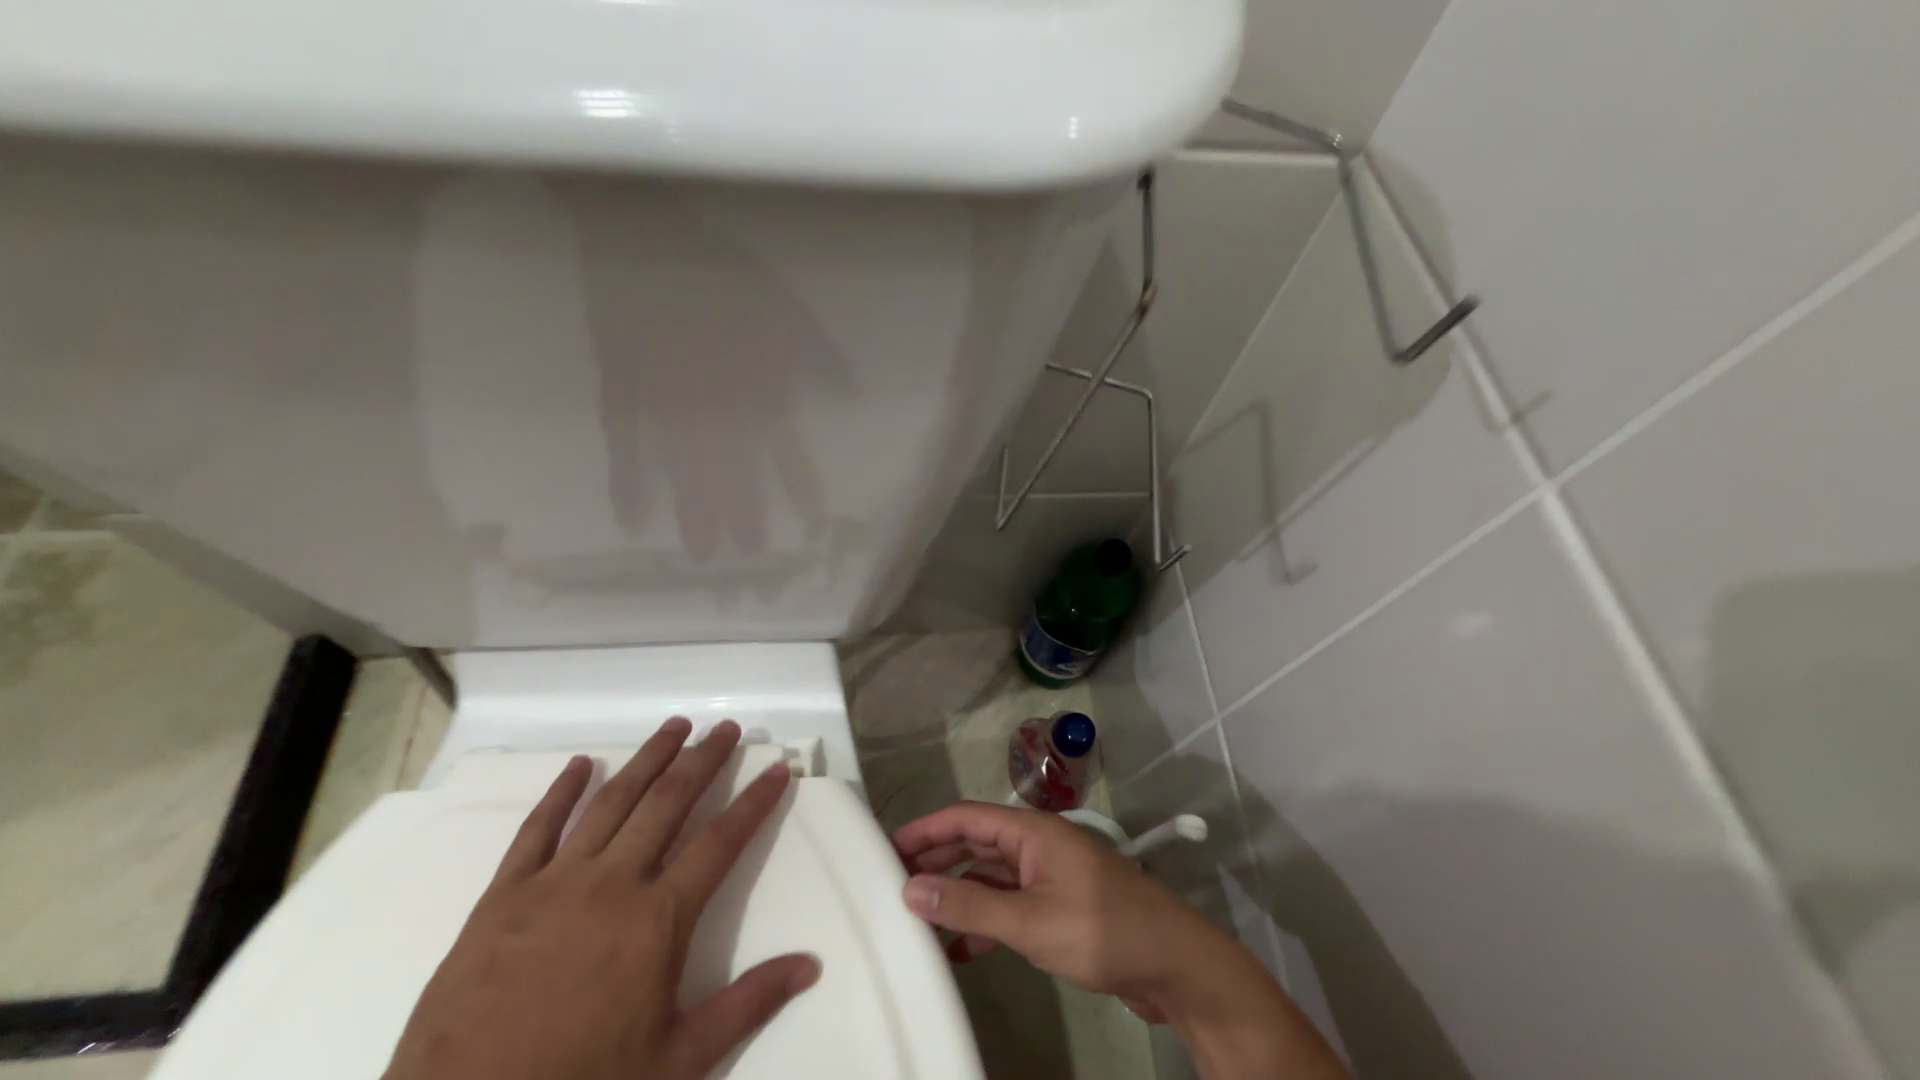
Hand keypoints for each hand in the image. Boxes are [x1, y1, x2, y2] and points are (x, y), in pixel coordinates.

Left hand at [384, 719, 819, 1079]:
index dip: (754, 802)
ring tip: (674, 726)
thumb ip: (748, 1004)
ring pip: (611, 801)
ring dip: (647, 759)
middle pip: (669, 803)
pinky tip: (581, 765)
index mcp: (659, 919)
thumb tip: (811, 964)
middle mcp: (612, 883)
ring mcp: (554, 882)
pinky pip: (538, 828)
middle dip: (703, 760)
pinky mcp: (503, 894)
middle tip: (726, 727)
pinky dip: (562, 791)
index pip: (721, 842)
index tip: (777, 769)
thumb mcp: (679, 1060)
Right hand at [891, 801, 1230, 1017]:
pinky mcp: (1061, 908)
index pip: (967, 818)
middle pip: (977, 844)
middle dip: (936, 861)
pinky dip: (984, 923)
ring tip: (917, 917)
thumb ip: (970, 905)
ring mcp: (1052, 877)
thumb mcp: (1030, 921)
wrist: (1174, 965)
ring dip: (958, 895)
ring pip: (992, 877)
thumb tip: (911, 886)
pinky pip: (1011, 906)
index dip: (925, 830)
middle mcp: (1040, 846)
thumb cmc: (1102, 931)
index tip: (885, 847)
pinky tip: (960, 950)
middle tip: (892, 883)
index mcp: (1034, 832)